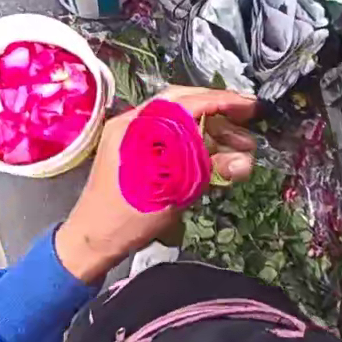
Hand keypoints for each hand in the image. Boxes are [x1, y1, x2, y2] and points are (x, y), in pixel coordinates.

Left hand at [54, 86, 258, 283]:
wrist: (91, 240)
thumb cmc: (130, 217)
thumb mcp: (176, 193)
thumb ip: (211, 170)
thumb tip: (246, 161)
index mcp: (139, 125)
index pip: (189, 101)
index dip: (223, 101)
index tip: (250, 106)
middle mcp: (134, 121)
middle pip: (185, 102)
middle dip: (220, 108)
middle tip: (249, 118)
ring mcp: (132, 132)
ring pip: (180, 116)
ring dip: (211, 125)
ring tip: (240, 143)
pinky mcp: (134, 146)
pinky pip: (170, 130)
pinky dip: (196, 135)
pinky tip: (214, 149)